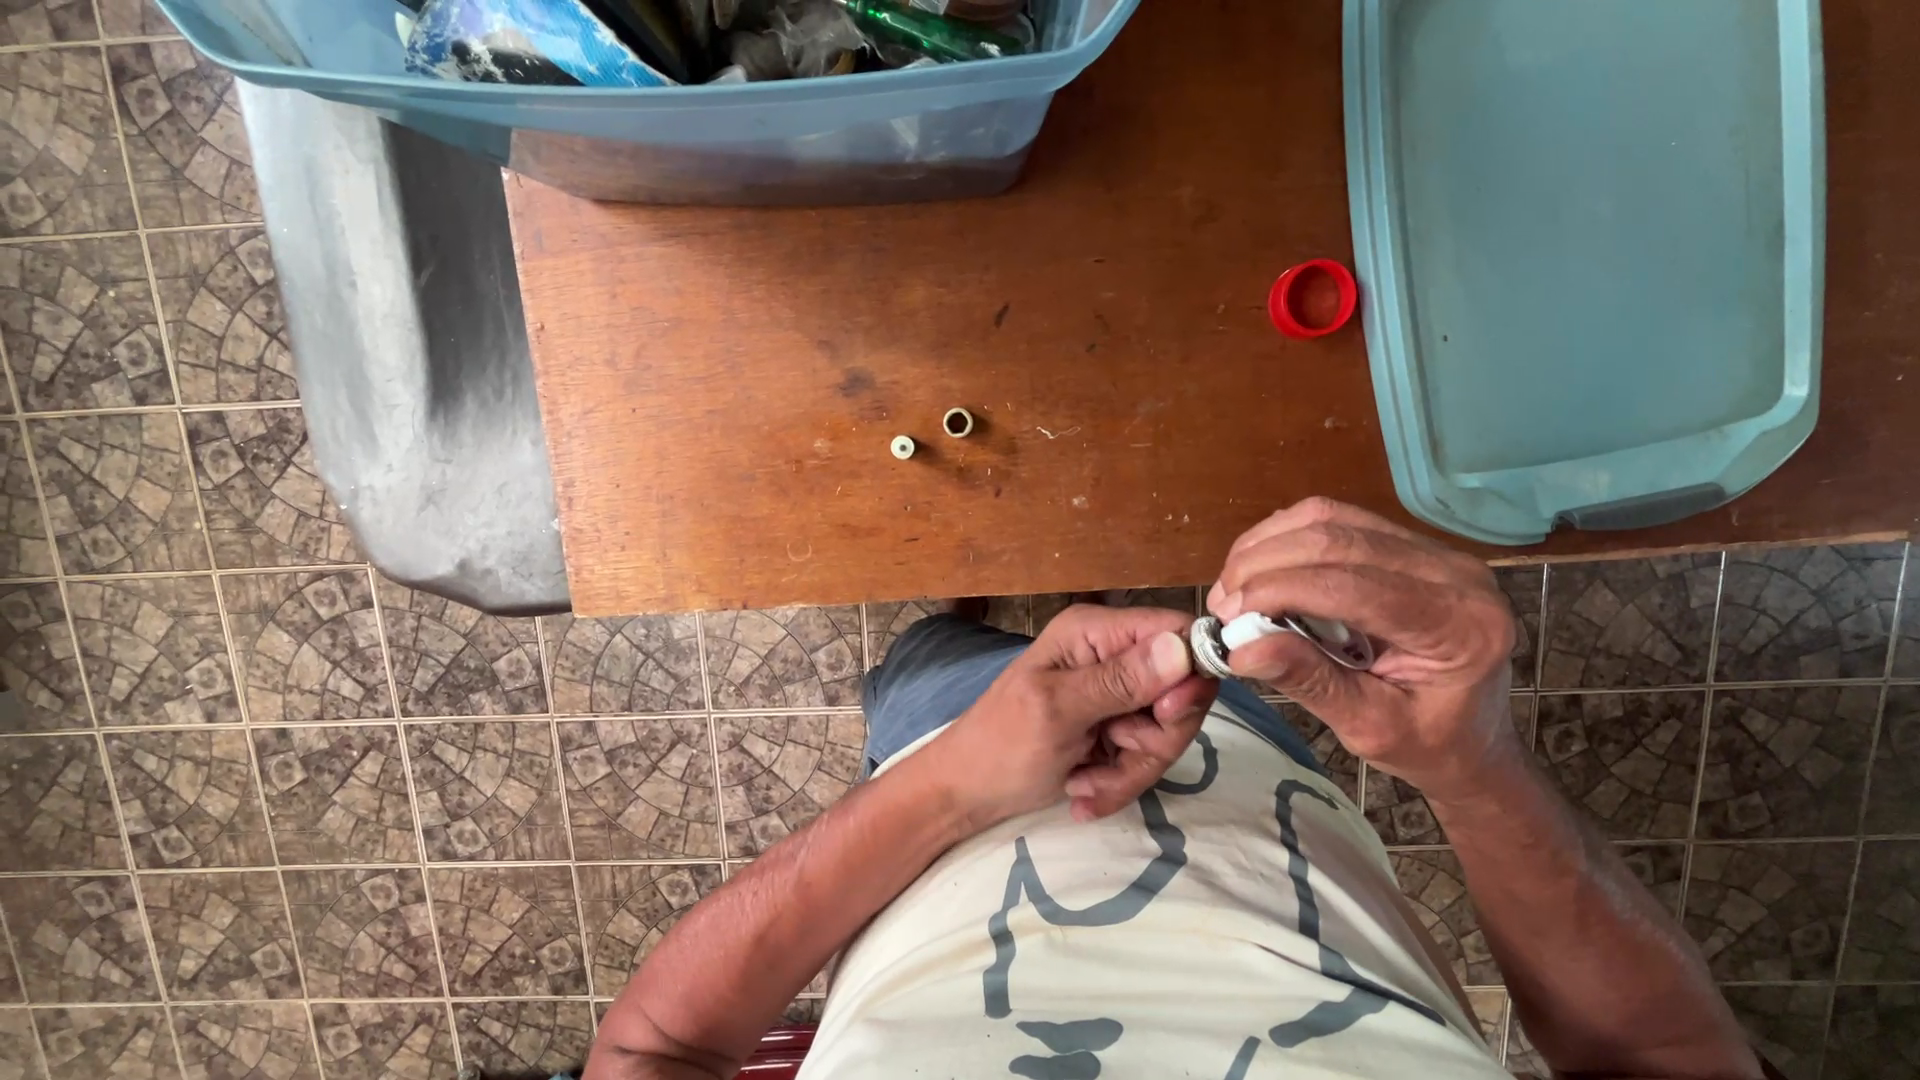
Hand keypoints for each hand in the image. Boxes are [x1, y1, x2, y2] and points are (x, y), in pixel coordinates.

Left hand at [925, 604, 1218, 831]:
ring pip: (1166, 731)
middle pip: (1181, 689)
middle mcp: (1110, 655)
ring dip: (1130, 769)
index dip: (1188, 672)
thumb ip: (1119, 681)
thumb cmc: (1000, 745)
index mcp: (1093, 632)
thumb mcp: (1058, 711)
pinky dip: (1118, 782)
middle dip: (1154, 737)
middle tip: (1115, 754)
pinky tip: (1081, 790)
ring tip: (1083, 782)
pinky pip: (1145, 757)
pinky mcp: (1113, 730)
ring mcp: (1113, 695)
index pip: (1175, 630)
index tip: (1167, 714)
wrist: (966, 795)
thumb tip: (1182, 647)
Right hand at [1207, 498, 1519, 803]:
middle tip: (1221, 605)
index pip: (1353, 585)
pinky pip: (1337, 519)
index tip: (1227, 616)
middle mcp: (1456, 573)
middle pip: (1338, 539)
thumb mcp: (1369, 729)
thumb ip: (1311, 683)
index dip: (1279, 590)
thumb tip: (1240, 650)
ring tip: (1232, 587)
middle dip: (1264, 564)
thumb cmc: (1428, 746)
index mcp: (1458, 626)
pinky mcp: (1411, 544)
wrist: (1473, 740)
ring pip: (1331, 518)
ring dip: (1267, 546)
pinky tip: (1260, 570)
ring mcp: (1435, 551)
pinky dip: (1285, 538)